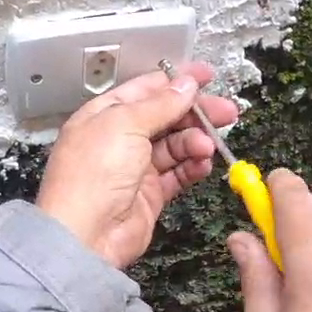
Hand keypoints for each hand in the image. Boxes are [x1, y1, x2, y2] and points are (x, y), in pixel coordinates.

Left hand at [35, 62, 239, 269]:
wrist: (85, 235)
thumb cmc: (91, 176)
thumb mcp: (124, 124)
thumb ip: (160, 104)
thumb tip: (185, 85)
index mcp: (103, 116)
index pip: (145, 90)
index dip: (176, 82)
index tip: (207, 76)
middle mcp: (118, 140)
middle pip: (165, 117)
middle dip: (196, 112)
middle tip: (226, 112)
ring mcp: (134, 168)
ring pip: (175, 146)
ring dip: (196, 141)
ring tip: (209, 145)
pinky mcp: (148, 195)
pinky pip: (178, 174)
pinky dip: (193, 167)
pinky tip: (204, 163)